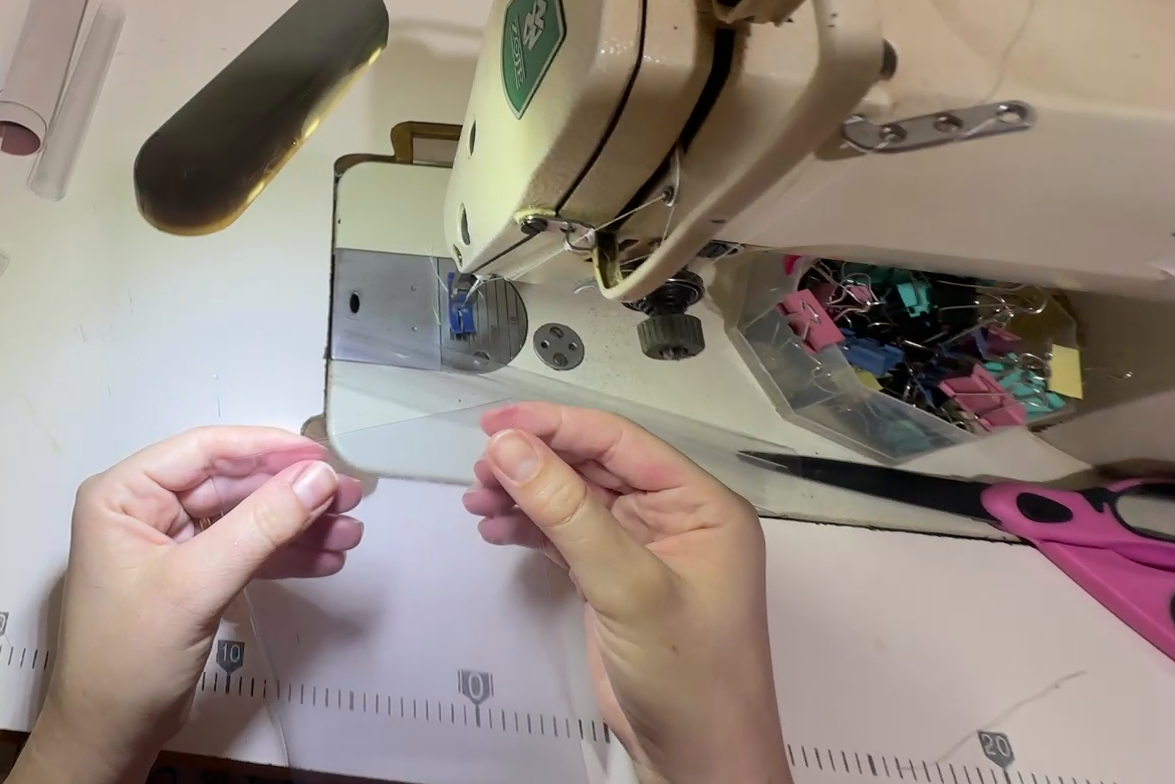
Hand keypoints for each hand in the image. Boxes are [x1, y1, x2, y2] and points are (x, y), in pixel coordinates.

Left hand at [17, 427, 364, 783]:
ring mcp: (171, 540)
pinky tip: (325, 557)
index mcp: (125, 492)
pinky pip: (244, 550)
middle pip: (231, 483)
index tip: (319, 454)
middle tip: (348, 493)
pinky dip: (284, 555)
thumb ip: (260, 526)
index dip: (265, 447)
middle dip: (291, 492)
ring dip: (297, 525)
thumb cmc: (128, 659)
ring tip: (350, 530)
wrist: (109, 739)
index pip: (204, 450)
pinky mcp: (192, 572)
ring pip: (245, 517)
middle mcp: (146, 506)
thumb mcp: (195, 585)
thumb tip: (317, 478)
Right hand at [462, 403, 788, 783]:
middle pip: (585, 464)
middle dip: (530, 464)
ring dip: (520, 494)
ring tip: (477, 501)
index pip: (615, 440)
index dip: (552, 423)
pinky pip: (559, 530)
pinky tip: (494, 530)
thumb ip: (566, 510)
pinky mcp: (608, 572)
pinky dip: (524, 526)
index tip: (492, 424)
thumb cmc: (685, 674)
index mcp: (697, 502)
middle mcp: (668, 513)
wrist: (695, 765)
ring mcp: (637, 544)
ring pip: (567, 495)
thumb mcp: (627, 585)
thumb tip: (505, 445)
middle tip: (479, 470)